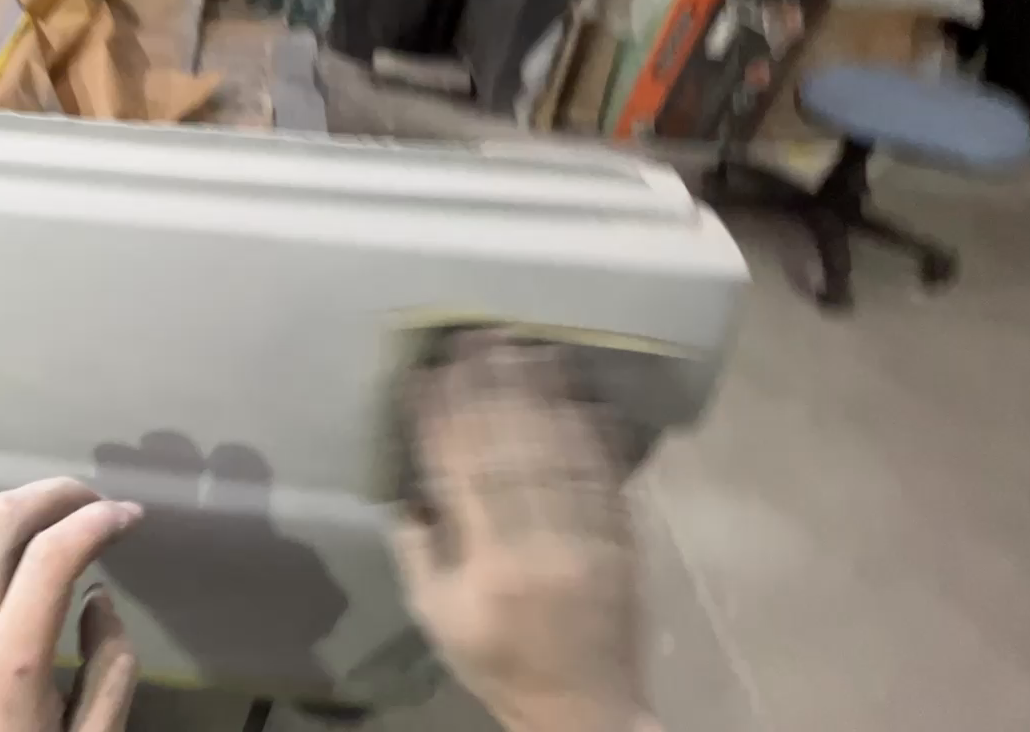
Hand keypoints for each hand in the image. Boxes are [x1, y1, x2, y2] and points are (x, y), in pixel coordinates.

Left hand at [0, 478, 144, 731]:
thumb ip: (110, 673)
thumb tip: (98, 597)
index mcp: (8, 666)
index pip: (51, 555)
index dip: (98, 521)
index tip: (132, 516)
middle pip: (2, 516)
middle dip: (58, 492)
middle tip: (100, 504)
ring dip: (23, 499)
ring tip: (67, 513)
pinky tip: (26, 541)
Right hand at [387, 332, 654, 731]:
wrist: (589, 714)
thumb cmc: (498, 662)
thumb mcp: (435, 615)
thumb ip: (416, 550)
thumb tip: (408, 486)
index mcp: (489, 560)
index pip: (459, 468)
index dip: (439, 414)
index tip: (424, 370)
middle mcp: (539, 540)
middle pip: (509, 446)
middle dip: (487, 384)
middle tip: (471, 335)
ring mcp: (587, 536)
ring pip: (557, 449)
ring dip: (536, 390)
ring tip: (517, 343)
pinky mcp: (622, 539)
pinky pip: (603, 473)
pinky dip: (586, 426)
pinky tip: (572, 389)